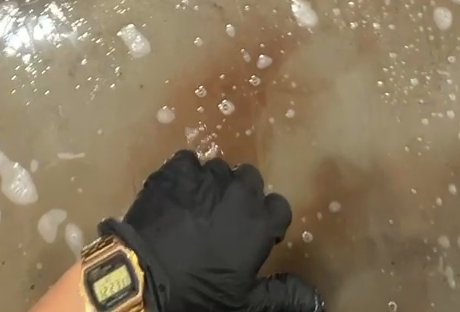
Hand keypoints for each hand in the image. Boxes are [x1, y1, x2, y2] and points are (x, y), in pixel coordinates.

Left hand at [102, 151, 317, 311]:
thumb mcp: (243, 303)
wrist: (143, 277)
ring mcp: (205, 176)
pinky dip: (185, 175)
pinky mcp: (176, 169)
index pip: (279, 207)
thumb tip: (316, 297)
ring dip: (213, 185)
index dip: (268, 220)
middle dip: (241, 195)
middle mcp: (237, 192)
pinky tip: (177, 194)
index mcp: (257, 222)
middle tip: (225, 219)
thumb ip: (281, 295)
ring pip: (218, 169)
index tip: (256, 235)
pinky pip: (188, 162)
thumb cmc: (197, 293)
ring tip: (198, 207)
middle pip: (249, 180)